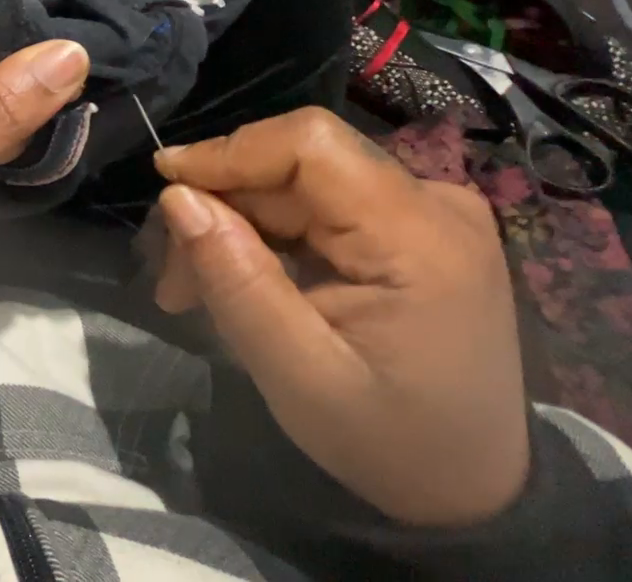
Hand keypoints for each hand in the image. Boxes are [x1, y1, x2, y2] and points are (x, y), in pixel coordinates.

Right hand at [151, 107, 528, 527]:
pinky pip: (312, 203)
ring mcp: (424, 211)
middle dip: (219, 205)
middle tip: (173, 277)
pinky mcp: (407, 224)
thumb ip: (237, 282)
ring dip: (232, 224)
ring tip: (193, 289)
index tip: (164, 183)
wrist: (466, 485)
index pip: (311, 145)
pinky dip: (261, 235)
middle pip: (294, 163)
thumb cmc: (388, 438)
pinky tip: (236, 279)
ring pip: (292, 182)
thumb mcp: (297, 374)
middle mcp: (433, 204)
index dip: (229, 151)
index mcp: (420, 239)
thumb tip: (176, 196)